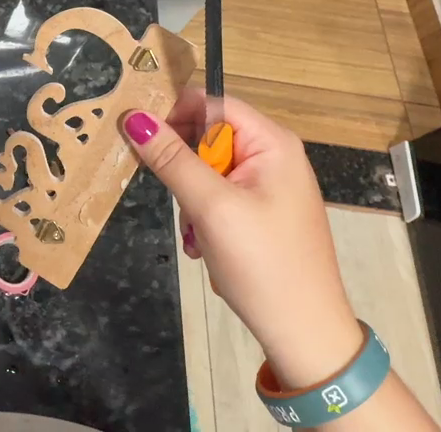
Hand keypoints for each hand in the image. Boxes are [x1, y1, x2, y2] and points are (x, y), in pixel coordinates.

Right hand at [122, 90, 361, 388]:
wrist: (306, 338)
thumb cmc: (263, 264)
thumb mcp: (211, 207)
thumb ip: (172, 159)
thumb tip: (134, 116)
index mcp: (272, 143)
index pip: (212, 103)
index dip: (176, 114)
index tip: (144, 139)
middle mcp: (273, 156)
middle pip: (207, 136)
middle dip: (183, 167)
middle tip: (174, 198)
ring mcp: (269, 187)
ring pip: (207, 170)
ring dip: (190, 199)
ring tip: (195, 234)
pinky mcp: (262, 214)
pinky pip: (218, 197)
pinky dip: (203, 217)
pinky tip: (204, 246)